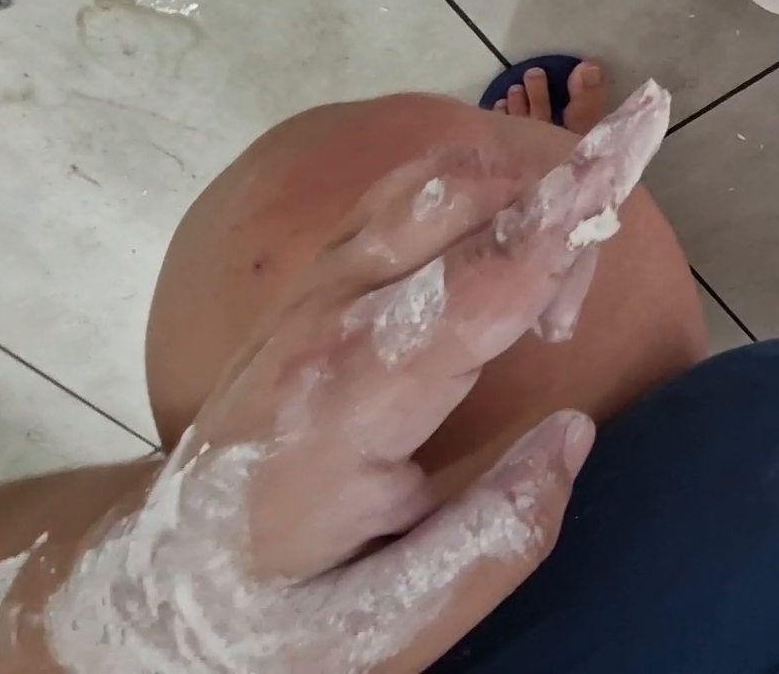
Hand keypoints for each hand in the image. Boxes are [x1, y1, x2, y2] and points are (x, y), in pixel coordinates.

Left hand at [0, 83, 673, 673]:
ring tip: (539, 309)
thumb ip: (491, 542)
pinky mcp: (330, 268)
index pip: (479, 284)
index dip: (562, 221)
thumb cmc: (267, 610)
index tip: (625, 152)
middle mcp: (334, 313)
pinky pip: (419, 190)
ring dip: (527, 205)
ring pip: (445, 181)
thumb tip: (574, 433)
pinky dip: (488, 196)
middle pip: (470, 203)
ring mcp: (325, 279)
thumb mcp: (378, 628)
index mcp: (347, 401)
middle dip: (569, 204)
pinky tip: (503, 261)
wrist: (153, 568)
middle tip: (568, 327)